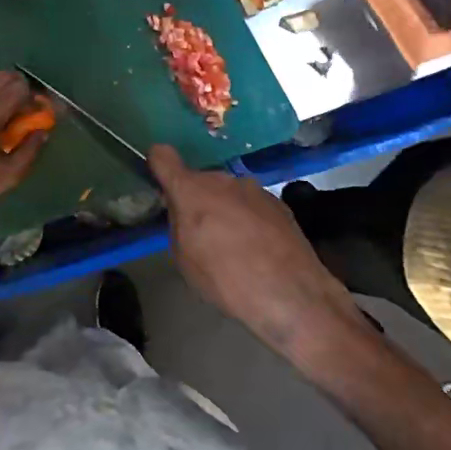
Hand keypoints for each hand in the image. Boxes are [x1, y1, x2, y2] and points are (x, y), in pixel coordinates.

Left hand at [0, 71, 46, 239]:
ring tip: (9, 109)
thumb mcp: (10, 174)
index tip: (38, 116)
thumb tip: (43, 131)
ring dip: (3, 86)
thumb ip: (30, 149)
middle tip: (26, 114)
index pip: (19, 88)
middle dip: (21, 90)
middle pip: (4, 76)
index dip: (34, 99)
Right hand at [148, 145, 364, 357]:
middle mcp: (221, 180)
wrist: (292, 293)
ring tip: (235, 245)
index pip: (163, 156)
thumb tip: (183, 211)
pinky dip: (249, 218)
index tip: (159, 179)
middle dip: (197, 199)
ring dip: (225, 209)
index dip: (158, 164)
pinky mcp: (278, 202)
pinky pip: (251, 204)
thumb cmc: (227, 279)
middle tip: (201, 232)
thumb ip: (178, 225)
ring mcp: (253, 188)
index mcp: (190, 190)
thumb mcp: (184, 259)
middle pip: (199, 180)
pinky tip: (259, 249)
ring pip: (227, 192)